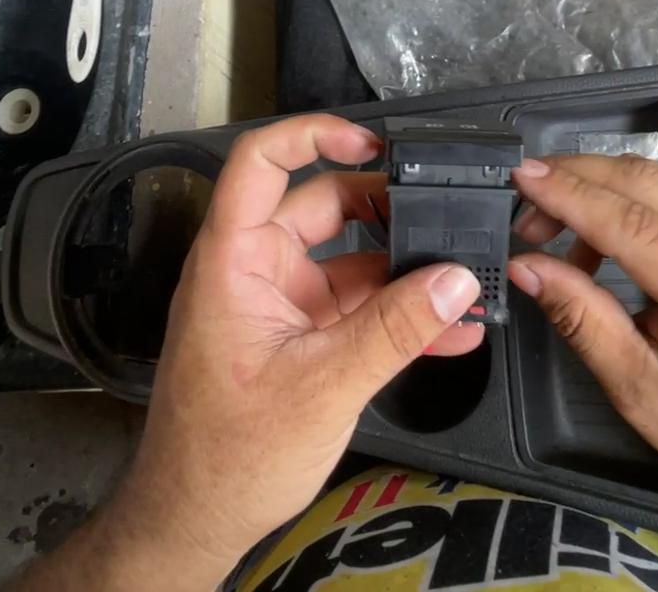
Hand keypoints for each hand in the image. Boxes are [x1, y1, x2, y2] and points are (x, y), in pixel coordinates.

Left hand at [113, 115, 483, 579]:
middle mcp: (256, 268)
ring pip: (351, 255)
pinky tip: (447, 327)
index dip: (312, 135)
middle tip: (439, 214)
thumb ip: (395, 330)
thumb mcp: (323, 386)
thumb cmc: (226, 456)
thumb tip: (453, 282)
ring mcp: (283, 299)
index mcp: (234, 260)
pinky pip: (359, 303)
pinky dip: (399, 311)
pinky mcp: (304, 331)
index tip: (369, 141)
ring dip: (404, 267)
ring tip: (458, 278)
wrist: (199, 521)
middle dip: (386, 208)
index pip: (259, 163)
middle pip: (323, 204)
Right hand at [508, 154, 657, 497]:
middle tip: (523, 200)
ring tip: (548, 224)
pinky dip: (622, 197)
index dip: (575, 198)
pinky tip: (594, 234)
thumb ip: (583, 322)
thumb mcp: (638, 391)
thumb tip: (525, 266)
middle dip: (576, 179)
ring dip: (594, 185)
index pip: (640, 230)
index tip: (523, 177)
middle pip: (650, 185)